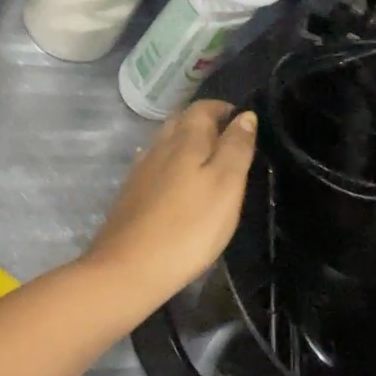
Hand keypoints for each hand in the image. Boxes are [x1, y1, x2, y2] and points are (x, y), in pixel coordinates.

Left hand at [81, 101, 256, 308]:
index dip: (223, 109)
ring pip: (166, 142)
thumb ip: (236, 147)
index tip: (242, 120)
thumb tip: (245, 116)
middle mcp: (159, 145)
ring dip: (186, 142)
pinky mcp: (131, 192)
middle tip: (228, 139)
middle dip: (204, 122)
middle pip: (181, 121)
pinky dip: (171, 164)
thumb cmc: (189, 227)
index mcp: (185, 139)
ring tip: (208, 160)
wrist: (129, 267)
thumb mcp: (226, 185)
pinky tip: (177, 182)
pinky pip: (155, 165)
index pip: (203, 108)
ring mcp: (141, 169)